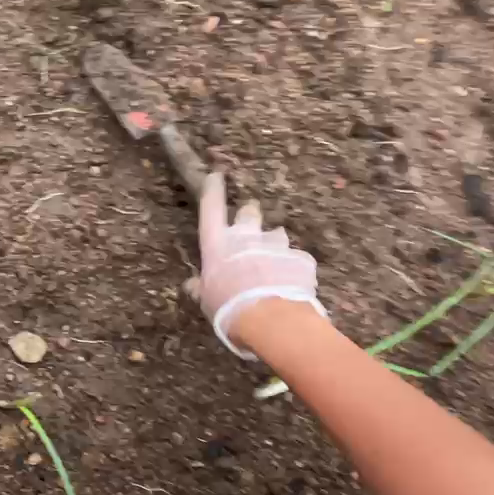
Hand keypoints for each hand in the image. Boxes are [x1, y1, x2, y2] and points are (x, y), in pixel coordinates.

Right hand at [189, 171, 324, 358]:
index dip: (213, 190)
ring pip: (276, 235)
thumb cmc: (227, 307)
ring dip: (274, 245)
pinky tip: (291, 284)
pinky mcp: (301, 258)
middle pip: (249, 213)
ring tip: (274, 265)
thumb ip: (201, 288)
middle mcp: (246, 237)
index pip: (211, 208)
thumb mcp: (206, 299)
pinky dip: (293, 268)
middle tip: (250, 225)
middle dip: (249, 215)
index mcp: (217, 244)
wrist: (270, 318)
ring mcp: (276, 245)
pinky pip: (296, 259)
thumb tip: (192, 285)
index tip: (216, 175)